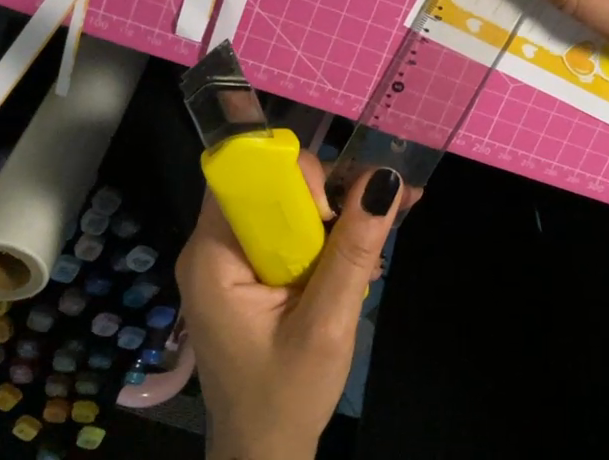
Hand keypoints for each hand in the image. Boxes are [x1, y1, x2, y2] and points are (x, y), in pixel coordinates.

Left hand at [176, 153, 402, 459]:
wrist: (264, 453)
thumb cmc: (285, 397)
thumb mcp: (326, 326)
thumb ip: (353, 252)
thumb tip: (385, 180)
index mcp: (214, 257)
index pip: (246, 177)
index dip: (293, 175)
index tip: (336, 205)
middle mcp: (217, 248)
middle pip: (274, 186)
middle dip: (332, 189)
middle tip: (387, 201)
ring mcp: (236, 261)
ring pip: (290, 206)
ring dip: (342, 209)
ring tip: (394, 215)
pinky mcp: (256, 273)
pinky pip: (294, 233)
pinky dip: (333, 234)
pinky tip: (372, 246)